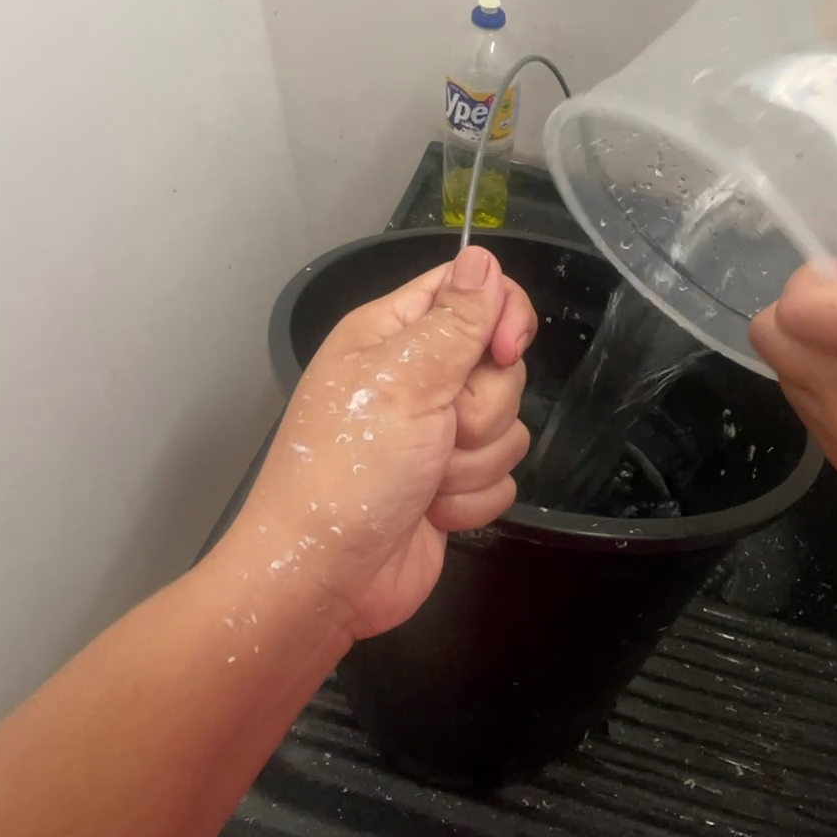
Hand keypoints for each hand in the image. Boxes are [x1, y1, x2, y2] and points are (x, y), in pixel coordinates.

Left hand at [234, 246, 535, 639]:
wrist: (327, 579)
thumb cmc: (349, 471)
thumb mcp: (404, 382)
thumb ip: (456, 320)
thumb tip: (485, 257)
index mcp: (395, 335)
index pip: (471, 290)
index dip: (501, 314)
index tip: (504, 350)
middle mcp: (419, 378)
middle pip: (500, 365)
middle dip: (480, 409)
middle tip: (437, 432)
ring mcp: (439, 434)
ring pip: (509, 425)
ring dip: (472, 462)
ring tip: (425, 479)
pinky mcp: (456, 481)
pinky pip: (503, 475)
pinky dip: (471, 498)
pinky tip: (432, 511)